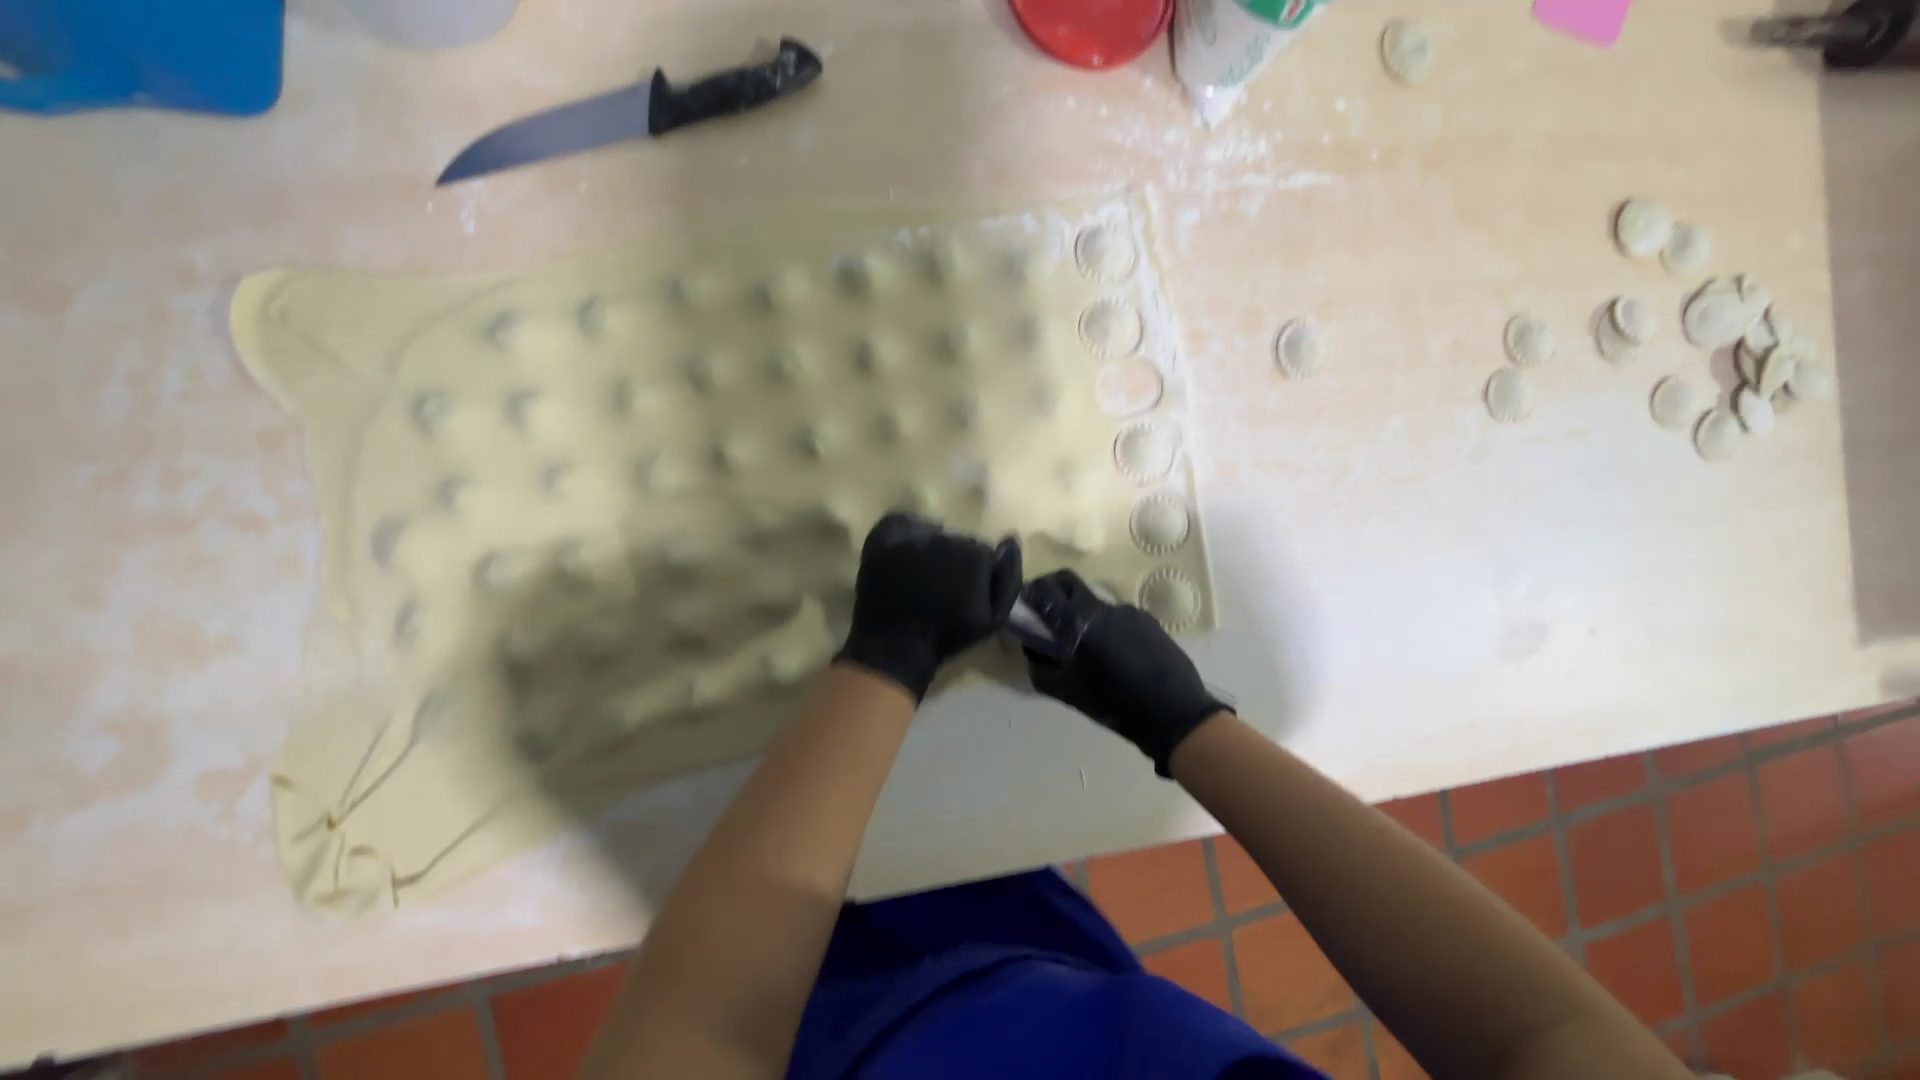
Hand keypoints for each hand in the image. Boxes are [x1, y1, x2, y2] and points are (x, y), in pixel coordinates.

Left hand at [835, 513, 1022, 701]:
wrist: (895, 647)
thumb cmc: (948, 635)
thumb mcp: (994, 617)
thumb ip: (1009, 576)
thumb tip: (1010, 539)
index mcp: (974, 555)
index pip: (982, 551)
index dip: (976, 573)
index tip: (965, 593)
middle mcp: (944, 538)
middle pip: (956, 540)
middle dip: (954, 560)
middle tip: (941, 587)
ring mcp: (910, 537)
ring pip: (931, 532)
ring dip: (931, 548)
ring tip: (921, 575)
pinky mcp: (882, 538)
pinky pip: (900, 522)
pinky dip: (905, 532)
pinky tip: (904, 553)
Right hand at [1023, 569, 1228, 775]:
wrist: (1173, 712)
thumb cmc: (1113, 705)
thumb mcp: (1067, 694)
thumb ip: (1041, 670)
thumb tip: (1030, 651)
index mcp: (1077, 622)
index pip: (1044, 590)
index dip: (1029, 593)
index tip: (1023, 603)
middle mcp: (1101, 607)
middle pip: (1069, 583)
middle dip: (1052, 591)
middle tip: (1047, 613)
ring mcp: (1128, 611)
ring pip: (1094, 603)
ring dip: (1082, 615)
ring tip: (1086, 645)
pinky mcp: (1148, 620)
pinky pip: (1117, 617)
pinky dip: (1107, 627)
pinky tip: (1114, 654)